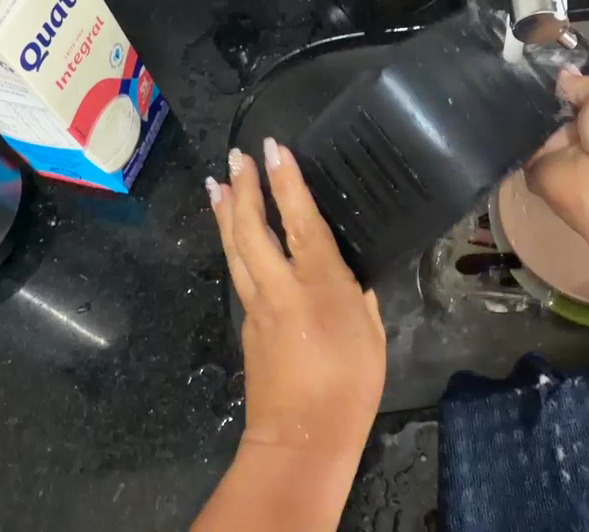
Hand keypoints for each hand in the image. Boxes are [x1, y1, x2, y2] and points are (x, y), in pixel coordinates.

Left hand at [208, 139, 385, 461]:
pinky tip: (231, 234)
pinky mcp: (247, 324)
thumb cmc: (350, 384)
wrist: (301, 439)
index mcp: (319, 283)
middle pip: (253, 228)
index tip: (273, 149)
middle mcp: (281, 286)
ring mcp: (257, 305)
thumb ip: (359, 298)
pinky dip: (231, 243)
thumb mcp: (372, 333)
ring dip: (226, 212)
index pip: (300, 220)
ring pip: (235, 247)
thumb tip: (350, 280)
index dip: (286, 182)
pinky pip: (237, 271)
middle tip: (236, 156)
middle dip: (244, 188)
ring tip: (216, 182)